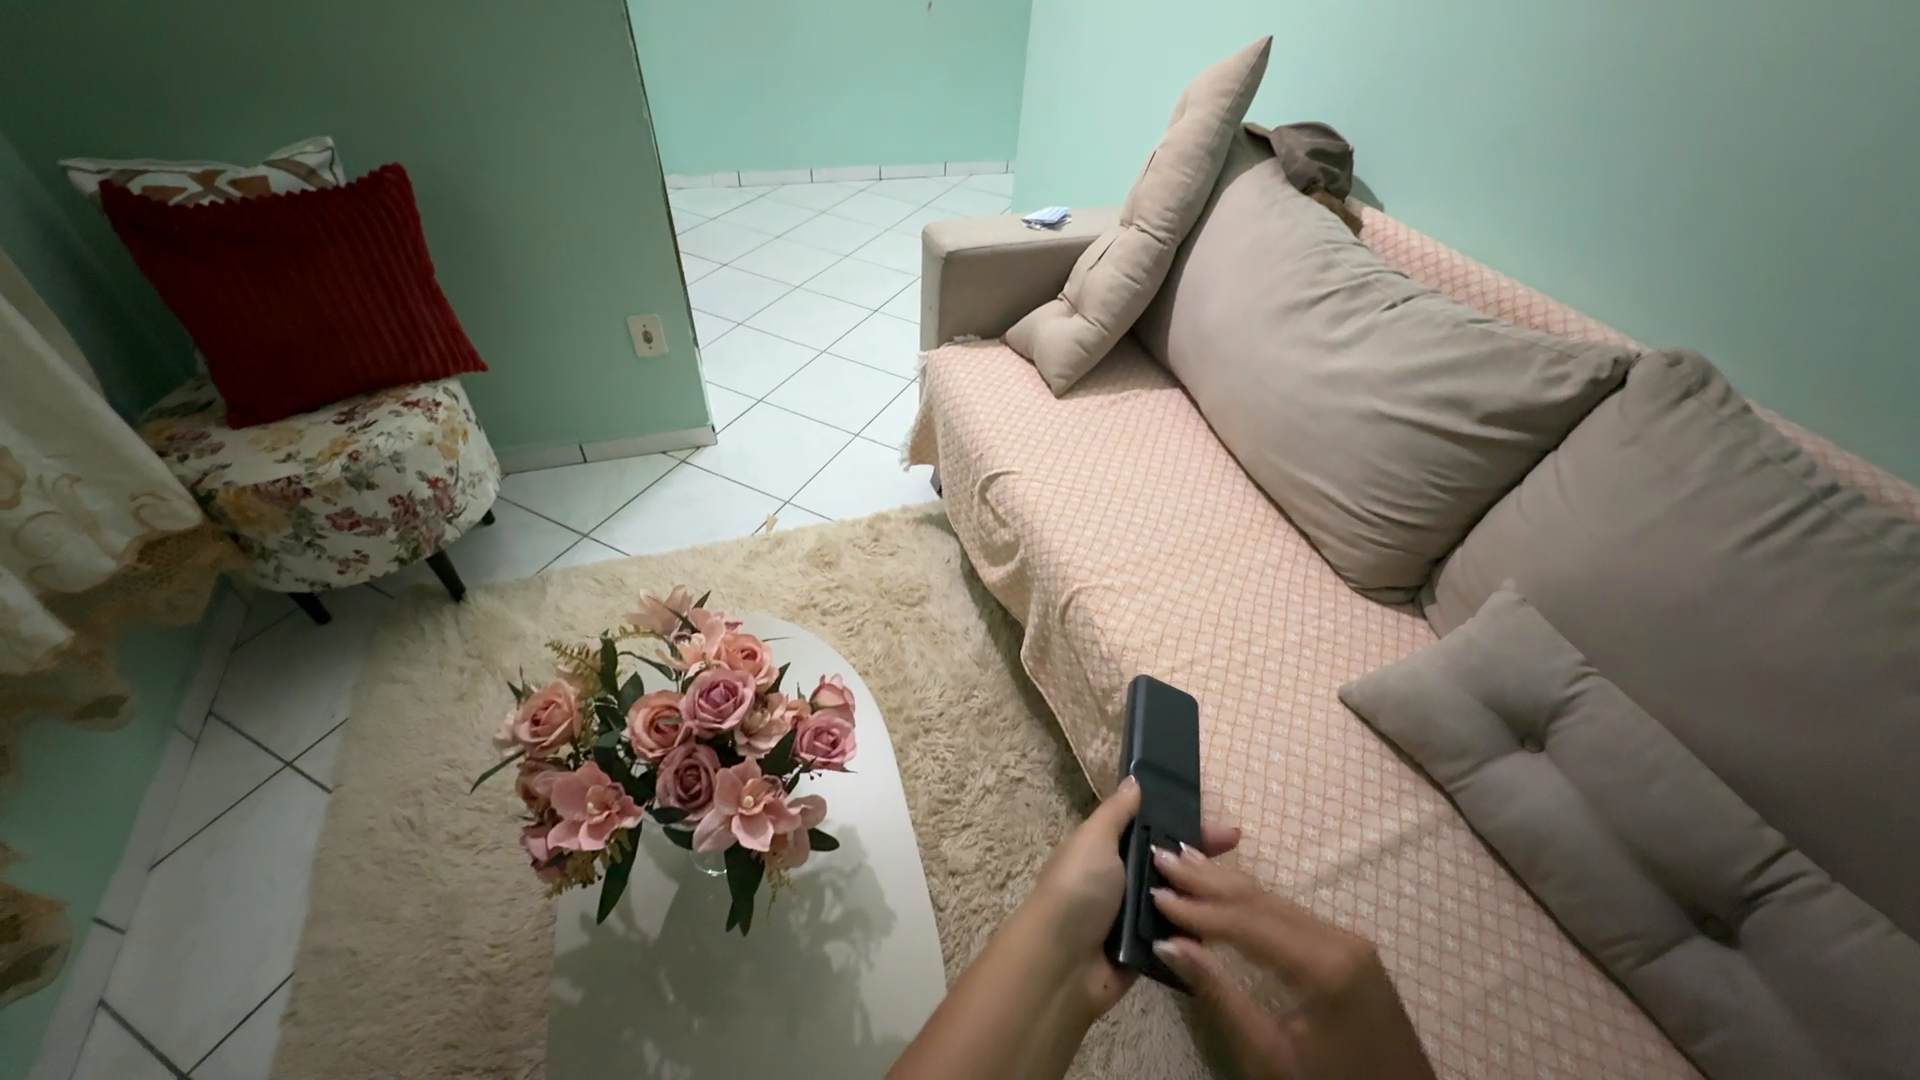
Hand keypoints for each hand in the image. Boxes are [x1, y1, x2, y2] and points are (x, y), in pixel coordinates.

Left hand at [1019, 776, 1241, 1018]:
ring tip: (1240, 889)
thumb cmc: (1077, 891)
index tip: (1223, 828)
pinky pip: (1180, 937)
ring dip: (1205, 896)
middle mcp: (1124, 880)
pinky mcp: (1148, 951)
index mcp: (1109, 849)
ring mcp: (1137, 917)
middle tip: (1238, 850)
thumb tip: (1134, 779)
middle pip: (1173, 866)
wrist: (1062, 965)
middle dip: (1204, 860)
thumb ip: (1116, 812)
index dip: (1186, 827)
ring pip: (1181, 900)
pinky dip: (1197, 931)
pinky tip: (1228, 923)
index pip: (1155, 832)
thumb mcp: (1094, 840)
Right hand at [1148, 849, 1435, 1079]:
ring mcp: (1347, 940)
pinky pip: (1289, 914)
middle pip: (1260, 900)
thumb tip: (1166, 944)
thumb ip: (1219, 994)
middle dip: (1206, 880)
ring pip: (1274, 901)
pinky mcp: (1347, 949)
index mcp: (1323, 965)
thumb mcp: (1269, 1055)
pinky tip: (1224, 887)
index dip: (1196, 908)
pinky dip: (1249, 900)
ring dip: (1224, 882)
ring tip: (1182, 857)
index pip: (1246, 922)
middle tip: (1160, 855)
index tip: (1153, 893)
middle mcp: (1338, 939)